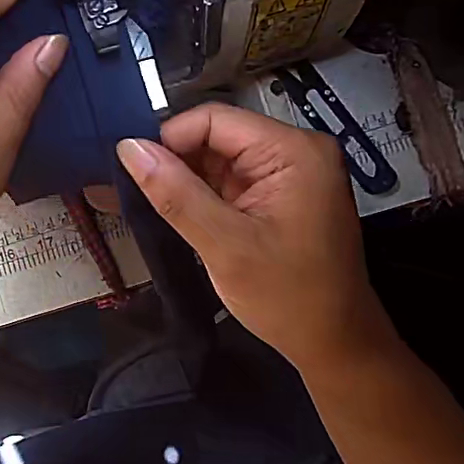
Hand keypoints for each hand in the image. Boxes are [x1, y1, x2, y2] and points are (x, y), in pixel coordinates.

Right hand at [116, 103, 390, 366]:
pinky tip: (183, 219)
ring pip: (218, 161)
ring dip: (187, 184)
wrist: (334, 343)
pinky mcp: (278, 196)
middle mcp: (295, 152)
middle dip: (177, 164)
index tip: (137, 171)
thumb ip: (176, 194)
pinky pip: (229, 183)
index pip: (215, 119)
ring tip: (160, 212)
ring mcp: (287, 175)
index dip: (170, 140)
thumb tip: (130, 149)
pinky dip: (202, 199)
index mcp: (293, 151)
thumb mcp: (226, 245)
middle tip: (142, 196)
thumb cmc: (291, 298)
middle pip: (216, 137)